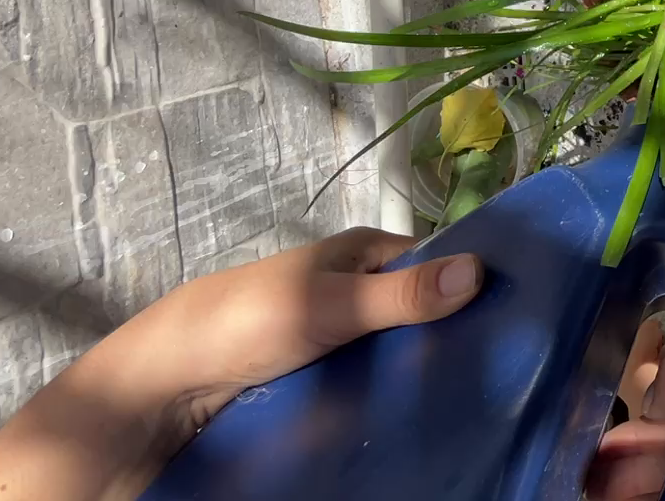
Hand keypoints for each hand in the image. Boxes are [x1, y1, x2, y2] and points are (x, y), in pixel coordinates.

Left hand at [0, 227, 482, 500]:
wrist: (154, 390)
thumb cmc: (248, 321)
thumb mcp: (331, 303)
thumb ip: (403, 293)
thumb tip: (481, 270)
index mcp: (364, 252)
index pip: (436, 261)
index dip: (469, 282)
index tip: (510, 314)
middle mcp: (355, 287)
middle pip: (419, 307)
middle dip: (447, 333)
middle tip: (489, 367)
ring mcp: (335, 333)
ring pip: (395, 346)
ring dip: (417, 367)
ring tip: (460, 396)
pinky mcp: (317, 374)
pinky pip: (368, 378)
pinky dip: (387, 391)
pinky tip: (411, 413)